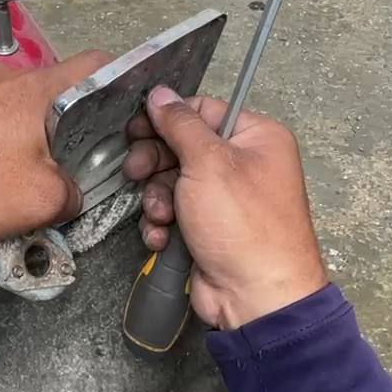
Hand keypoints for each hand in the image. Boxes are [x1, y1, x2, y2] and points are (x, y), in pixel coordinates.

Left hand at [0, 51, 110, 241]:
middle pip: (55, 92)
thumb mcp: (41, 200)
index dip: (121, 79)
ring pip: (17, 107)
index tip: (126, 101)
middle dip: (70, 125)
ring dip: (27, 135)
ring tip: (20, 172)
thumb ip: (72, 193)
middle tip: (72, 158)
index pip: (95, 64)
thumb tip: (71, 193)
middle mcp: (3, 79)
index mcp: (37, 90)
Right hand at [122, 87, 326, 329]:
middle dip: (155, 165)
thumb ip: (180, 124)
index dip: (165, 119)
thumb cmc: (241, 224)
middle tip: (135, 173)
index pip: (200, 111)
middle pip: (180, 146)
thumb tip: (160, 93)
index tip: (134, 129)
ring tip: (160, 217)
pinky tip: (162, 236)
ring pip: (171, 180)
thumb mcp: (208, 163)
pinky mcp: (208, 226)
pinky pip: (173, 210)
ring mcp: (224, 197)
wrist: (256, 298)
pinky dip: (162, 222)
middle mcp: (243, 163)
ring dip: (156, 199)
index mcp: (255, 137)